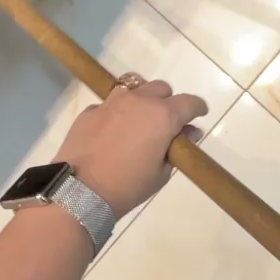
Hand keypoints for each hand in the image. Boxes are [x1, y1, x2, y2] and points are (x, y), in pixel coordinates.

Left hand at [52, 76, 208, 217]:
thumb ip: (176, 148)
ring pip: (135, 89)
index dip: (197, 108)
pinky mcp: (90, 111)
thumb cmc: (128, 186)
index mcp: (163, 115)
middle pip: (161, 89)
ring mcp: (111, 103)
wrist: (80, 190)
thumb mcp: (161, 173)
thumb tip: (187, 133)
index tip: (199, 115)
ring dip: (143, 101)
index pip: (189, 102)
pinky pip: (110, 104)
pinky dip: (117, 113)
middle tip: (166, 124)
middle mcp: (139, 101)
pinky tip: (113, 133)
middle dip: (169, 102)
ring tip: (139, 122)